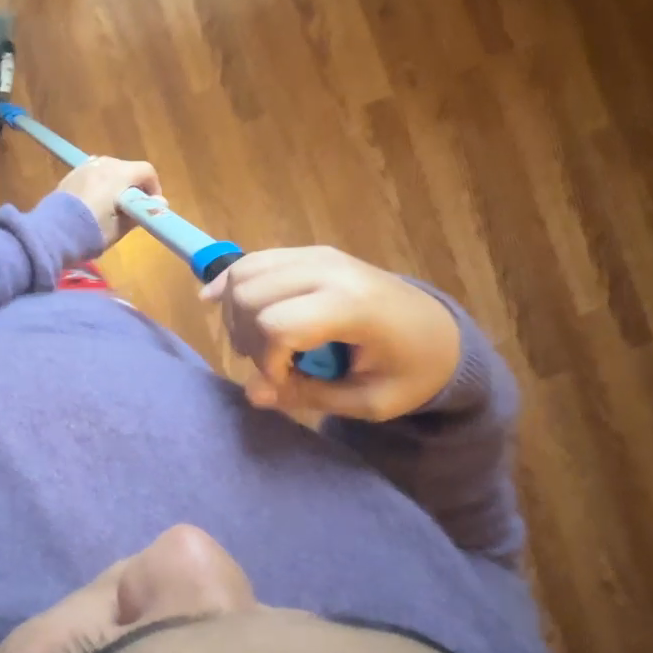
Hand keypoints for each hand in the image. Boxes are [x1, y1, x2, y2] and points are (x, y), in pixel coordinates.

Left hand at [55, 156, 161, 249]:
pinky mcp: (70, 175)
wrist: (53, 232)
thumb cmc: (93, 230)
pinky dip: (99, 183)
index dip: (153, 187)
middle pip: (127, 168)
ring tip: (111, 206)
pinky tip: (93, 202)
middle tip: (131, 208)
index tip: (150, 205)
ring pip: (108, 169)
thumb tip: (160, 202)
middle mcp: (102, 164)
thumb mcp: (121, 227)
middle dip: (133, 186)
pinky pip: (92, 174)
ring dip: (115, 183)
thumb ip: (142, 212)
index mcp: (119, 173)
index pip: (146, 171)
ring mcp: (84, 167)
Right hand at [199, 246, 459, 421]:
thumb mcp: (371, 401)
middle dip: (246, 337)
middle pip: (250, 296)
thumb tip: (252, 393)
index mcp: (352, 306)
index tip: (283, 382)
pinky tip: (214, 301)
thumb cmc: (410, 371)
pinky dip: (228, 281)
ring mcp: (315, 254)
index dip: (267, 360)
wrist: (438, 330)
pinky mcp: (306, 252)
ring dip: (235, 312)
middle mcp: (328, 269)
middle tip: (267, 364)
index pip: (277, 324)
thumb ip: (309, 395)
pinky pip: (251, 260)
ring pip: (243, 274)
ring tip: (254, 342)